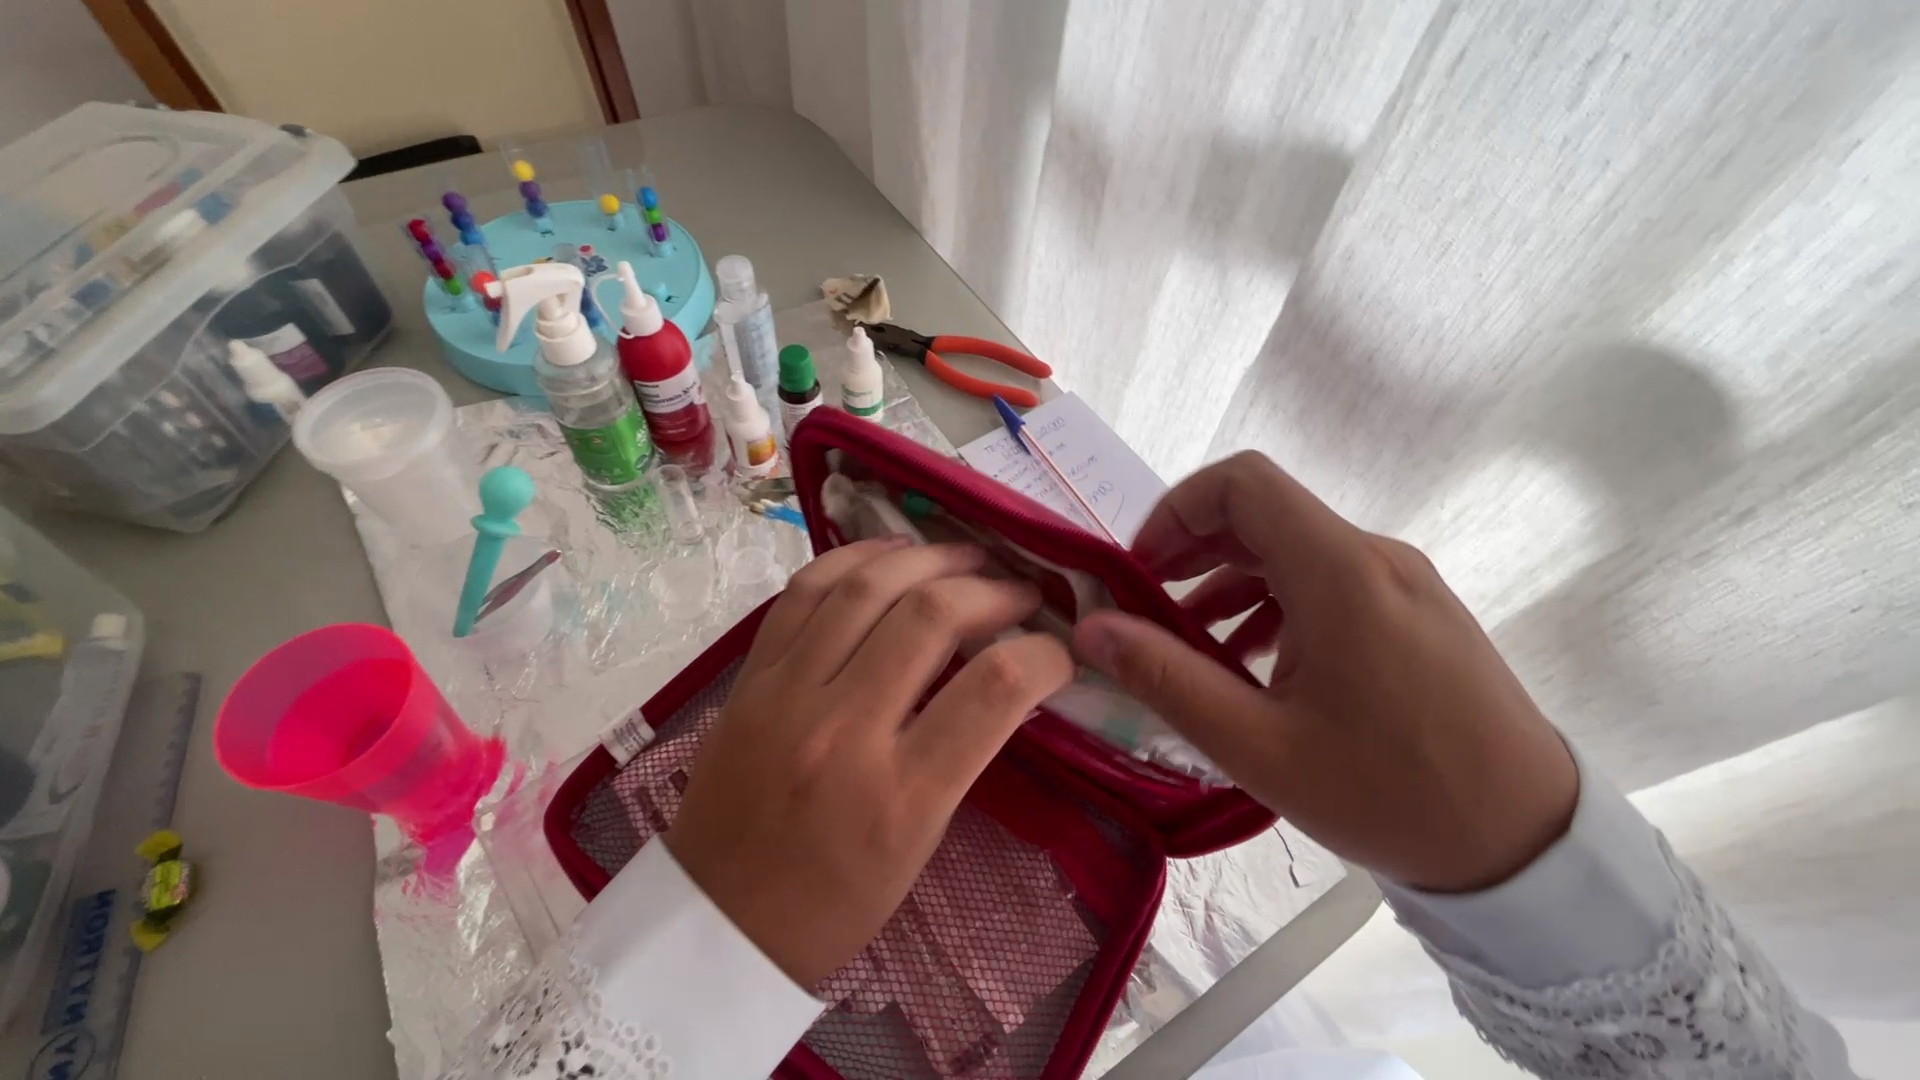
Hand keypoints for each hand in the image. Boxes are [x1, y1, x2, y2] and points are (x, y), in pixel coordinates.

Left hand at [666, 539, 1074, 985]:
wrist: (718, 921)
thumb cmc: (834, 903)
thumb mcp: (920, 844)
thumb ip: (960, 756)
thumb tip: (1003, 676)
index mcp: (901, 796)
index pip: (995, 688)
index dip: (1045, 653)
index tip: (1058, 650)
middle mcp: (842, 730)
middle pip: (931, 616)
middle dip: (992, 590)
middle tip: (1019, 593)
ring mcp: (787, 694)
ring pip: (866, 587)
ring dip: (929, 559)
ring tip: (965, 557)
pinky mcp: (750, 677)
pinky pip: (804, 591)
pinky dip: (853, 558)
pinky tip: (890, 555)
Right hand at [1071, 453, 1577, 892]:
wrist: (1530, 845)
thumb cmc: (1389, 793)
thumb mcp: (1259, 747)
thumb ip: (1167, 678)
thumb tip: (1092, 629)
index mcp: (1341, 573)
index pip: (1243, 484)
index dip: (1176, 511)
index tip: (1140, 570)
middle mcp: (1375, 558)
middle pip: (1265, 514)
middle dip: (1192, 550)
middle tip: (1147, 607)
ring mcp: (1403, 583)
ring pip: (1294, 549)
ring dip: (1229, 581)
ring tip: (1192, 644)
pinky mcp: (1416, 612)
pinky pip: (1328, 581)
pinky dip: (1274, 603)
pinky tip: (1255, 661)